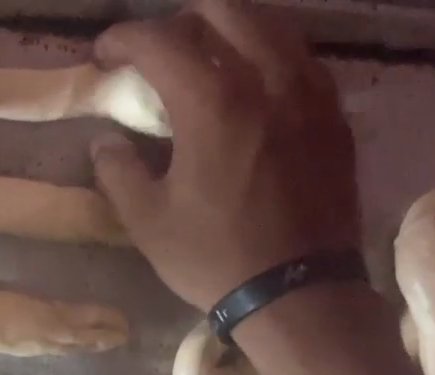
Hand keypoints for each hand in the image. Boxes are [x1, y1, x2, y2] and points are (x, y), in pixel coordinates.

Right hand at [91, 0, 361, 309]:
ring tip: (199, 56)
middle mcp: (268, 78)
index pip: (164, 42)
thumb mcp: (147, 222)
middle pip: (225, 9)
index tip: (103, 53)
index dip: (126, 39)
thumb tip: (105, 141)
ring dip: (226, 28)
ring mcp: (309, 88)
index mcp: (214, 105)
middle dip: (179, 20)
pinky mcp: (331, 109)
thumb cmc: (211, 257)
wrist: (295, 286)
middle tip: (152, 50)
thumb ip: (120, 172)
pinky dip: (263, 52)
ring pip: (269, 23)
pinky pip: (297, 54)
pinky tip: (245, 82)